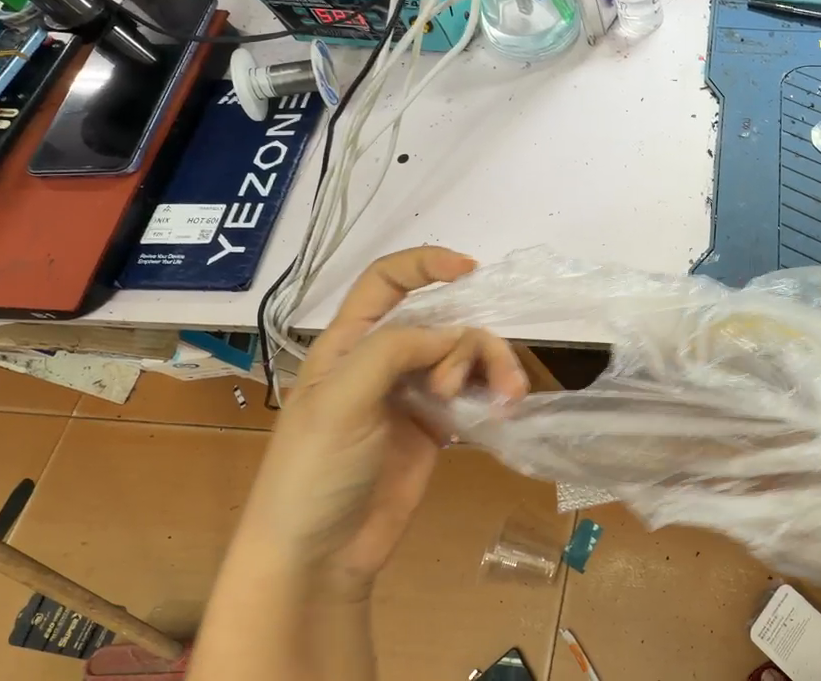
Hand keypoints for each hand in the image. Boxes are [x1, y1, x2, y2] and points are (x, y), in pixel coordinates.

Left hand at [241, 247, 528, 600]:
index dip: (424, 264)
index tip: (468, 269)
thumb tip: (452, 334)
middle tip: (460, 384)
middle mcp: (384, 359)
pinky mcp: (438, 423)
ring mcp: (414, 392)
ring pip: (467, 352)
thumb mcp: (340, 402)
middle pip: (442, 318)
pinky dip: (496, 390)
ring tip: (506, 398)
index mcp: (348, 344)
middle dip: (468, 336)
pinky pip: (476, 388)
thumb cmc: (313, 473)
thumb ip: (393, 351)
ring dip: (492, 365)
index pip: (386, 281)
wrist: (319, 557)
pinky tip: (506, 408)